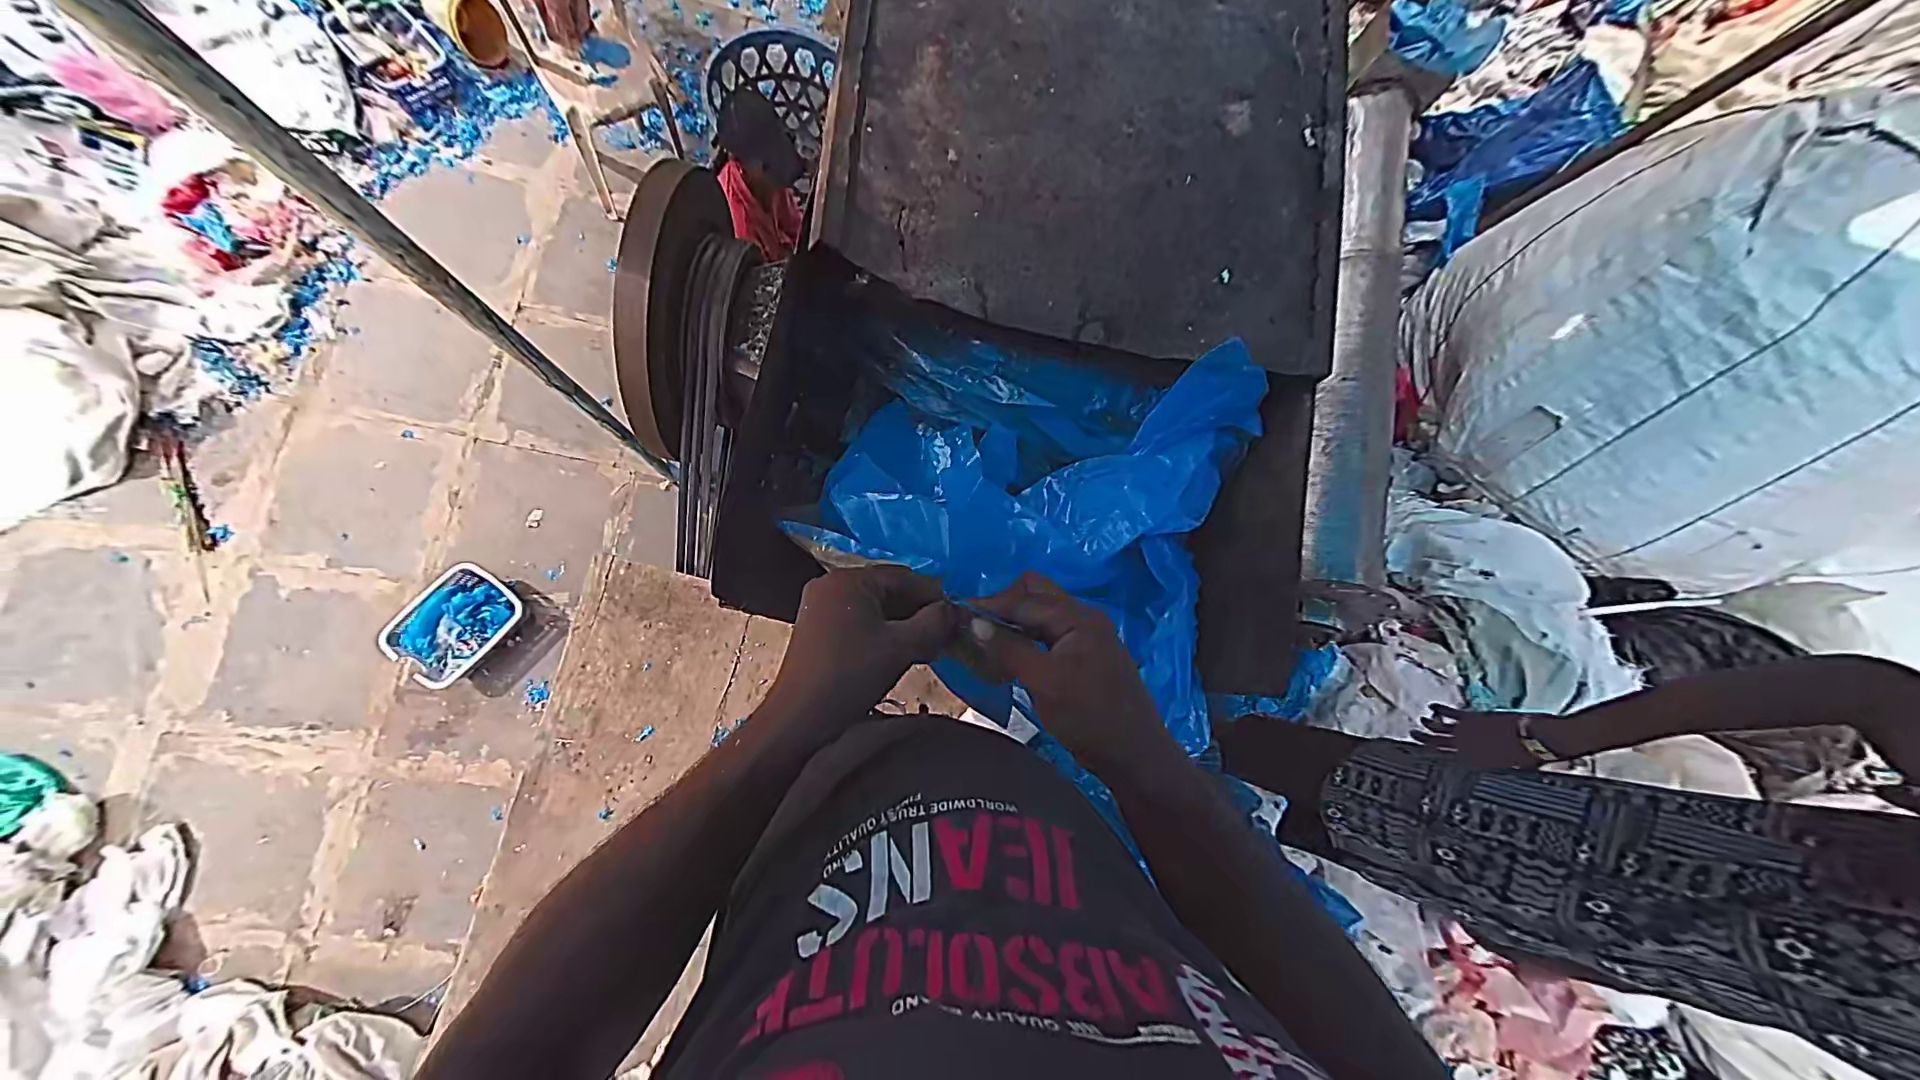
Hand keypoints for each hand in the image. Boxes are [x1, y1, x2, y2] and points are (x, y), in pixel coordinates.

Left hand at [760, 566, 957, 732]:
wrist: (799, 720)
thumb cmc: (850, 676)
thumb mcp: (901, 647)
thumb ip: (934, 623)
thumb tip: (954, 611)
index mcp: (848, 580)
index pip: (905, 578)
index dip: (936, 598)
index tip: (958, 619)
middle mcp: (832, 586)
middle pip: (890, 591)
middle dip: (920, 614)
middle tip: (947, 636)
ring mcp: (821, 608)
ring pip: (877, 610)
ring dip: (905, 627)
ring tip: (929, 648)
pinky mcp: (819, 631)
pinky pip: (861, 623)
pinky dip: (884, 635)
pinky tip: (903, 654)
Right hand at [966, 573, 1181, 780]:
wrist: (1133, 755)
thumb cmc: (1090, 716)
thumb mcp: (1044, 681)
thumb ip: (1009, 648)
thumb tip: (973, 622)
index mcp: (1078, 617)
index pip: (1024, 600)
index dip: (989, 605)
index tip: (955, 612)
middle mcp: (1083, 618)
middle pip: (1035, 596)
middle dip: (1003, 605)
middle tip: (974, 626)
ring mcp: (1085, 637)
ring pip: (1040, 615)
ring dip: (1014, 622)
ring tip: (985, 639)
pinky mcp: (1083, 657)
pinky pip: (1047, 634)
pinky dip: (1026, 637)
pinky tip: (1008, 654)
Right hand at [1413, 704, 1545, 768]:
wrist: (1538, 738)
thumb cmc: (1531, 755)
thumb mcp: (1511, 766)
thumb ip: (1494, 763)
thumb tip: (1492, 764)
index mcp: (1475, 761)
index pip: (1446, 757)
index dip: (1433, 754)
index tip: (1423, 750)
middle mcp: (1466, 747)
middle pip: (1436, 742)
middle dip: (1423, 738)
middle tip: (1412, 734)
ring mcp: (1467, 731)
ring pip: (1439, 727)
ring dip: (1428, 724)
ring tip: (1421, 720)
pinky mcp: (1473, 718)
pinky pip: (1450, 713)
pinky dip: (1440, 709)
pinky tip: (1432, 706)